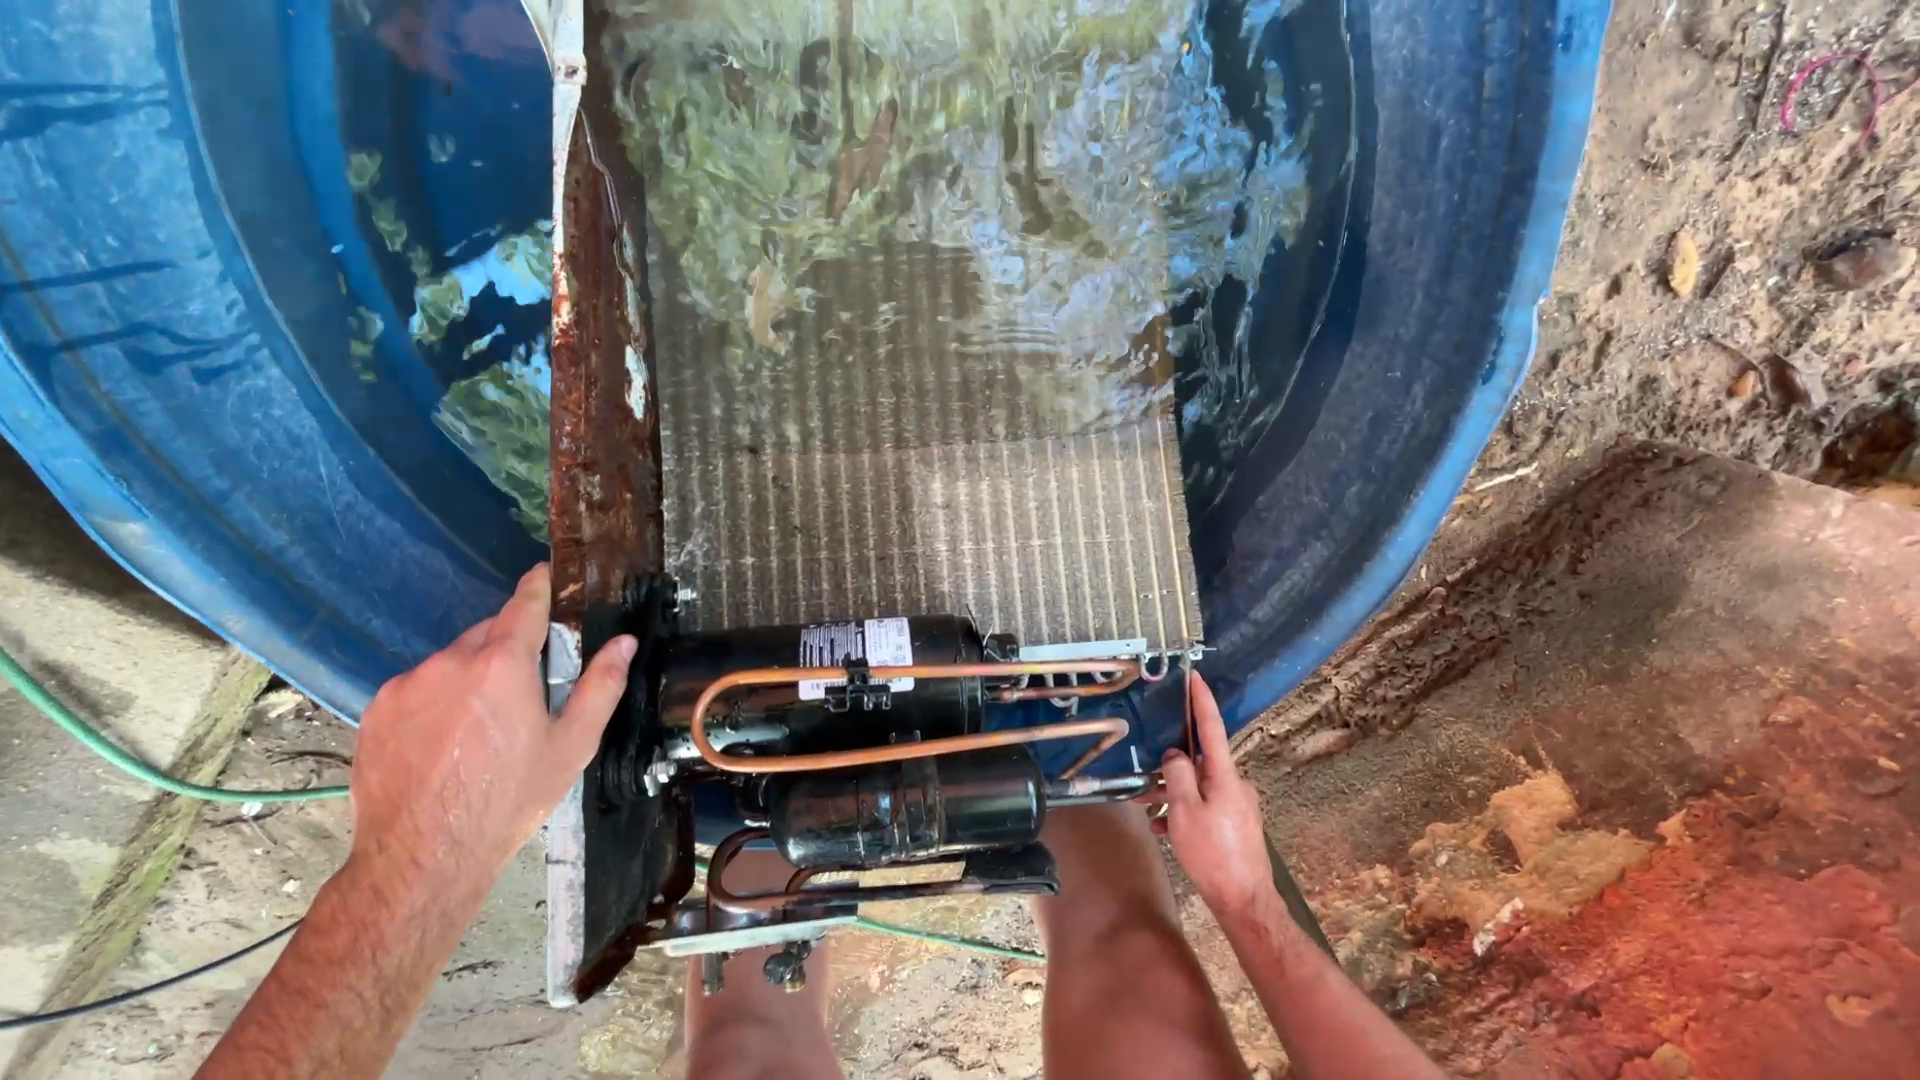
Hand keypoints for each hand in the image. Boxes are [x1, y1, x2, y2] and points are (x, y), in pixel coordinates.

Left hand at [347, 564, 635, 903]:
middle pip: (487, 634)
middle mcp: (450, 661)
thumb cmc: (511, 798)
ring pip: (450, 662)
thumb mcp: (572, 744)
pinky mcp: (376, 710)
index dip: (537, 586)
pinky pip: (417, 688)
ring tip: (481, 727)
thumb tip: (624, 642)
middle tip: (525, 690)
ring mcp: (406, 685)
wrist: (424, 855)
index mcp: (503, 664)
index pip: (524, 606)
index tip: (544, 571)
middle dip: (508, 648)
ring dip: (470, 676)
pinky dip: (436, 699)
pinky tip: (444, 741)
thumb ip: (601, 685)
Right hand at [1158, 672, 1275, 921]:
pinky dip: (1186, 813)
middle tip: (1144, 780)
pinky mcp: (1238, 824)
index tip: (1195, 677)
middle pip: (1199, 764)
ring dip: (1174, 796)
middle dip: (1171, 770)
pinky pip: (1207, 808)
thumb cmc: (1213, 854)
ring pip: (1200, 788)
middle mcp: (1236, 785)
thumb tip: (1176, 755)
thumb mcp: (1186, 811)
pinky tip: (1166, 831)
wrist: (1245, 901)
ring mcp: (1239, 805)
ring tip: (1150, 813)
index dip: (1202, 701)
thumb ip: (1178, 775)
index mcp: (1225, 776)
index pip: (1211, 728)